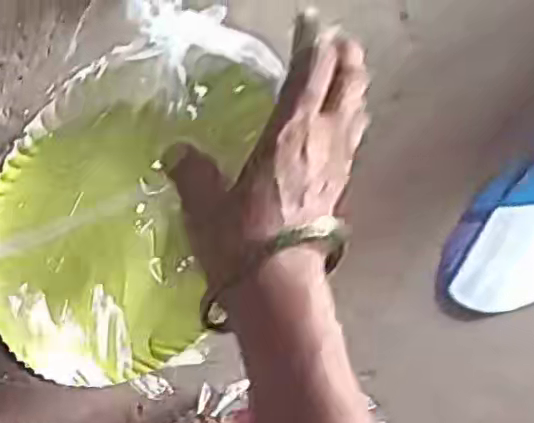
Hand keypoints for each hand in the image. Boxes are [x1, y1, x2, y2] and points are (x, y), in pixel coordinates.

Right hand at [166, 11, 369, 288]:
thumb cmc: (239, 243)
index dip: (309, 40)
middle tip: (330, 43)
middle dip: (343, 54)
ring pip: (358, 106)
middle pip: (349, 77)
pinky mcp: (339, 190)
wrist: (276, 286)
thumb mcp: (205, 208)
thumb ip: (192, 174)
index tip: (305, 22)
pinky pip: (353, 140)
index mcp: (289, 132)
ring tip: (341, 78)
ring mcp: (337, 164)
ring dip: (353, 84)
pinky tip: (339, 129)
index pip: (309, 68)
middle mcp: (323, 138)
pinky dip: (350, 121)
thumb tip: (175, 151)